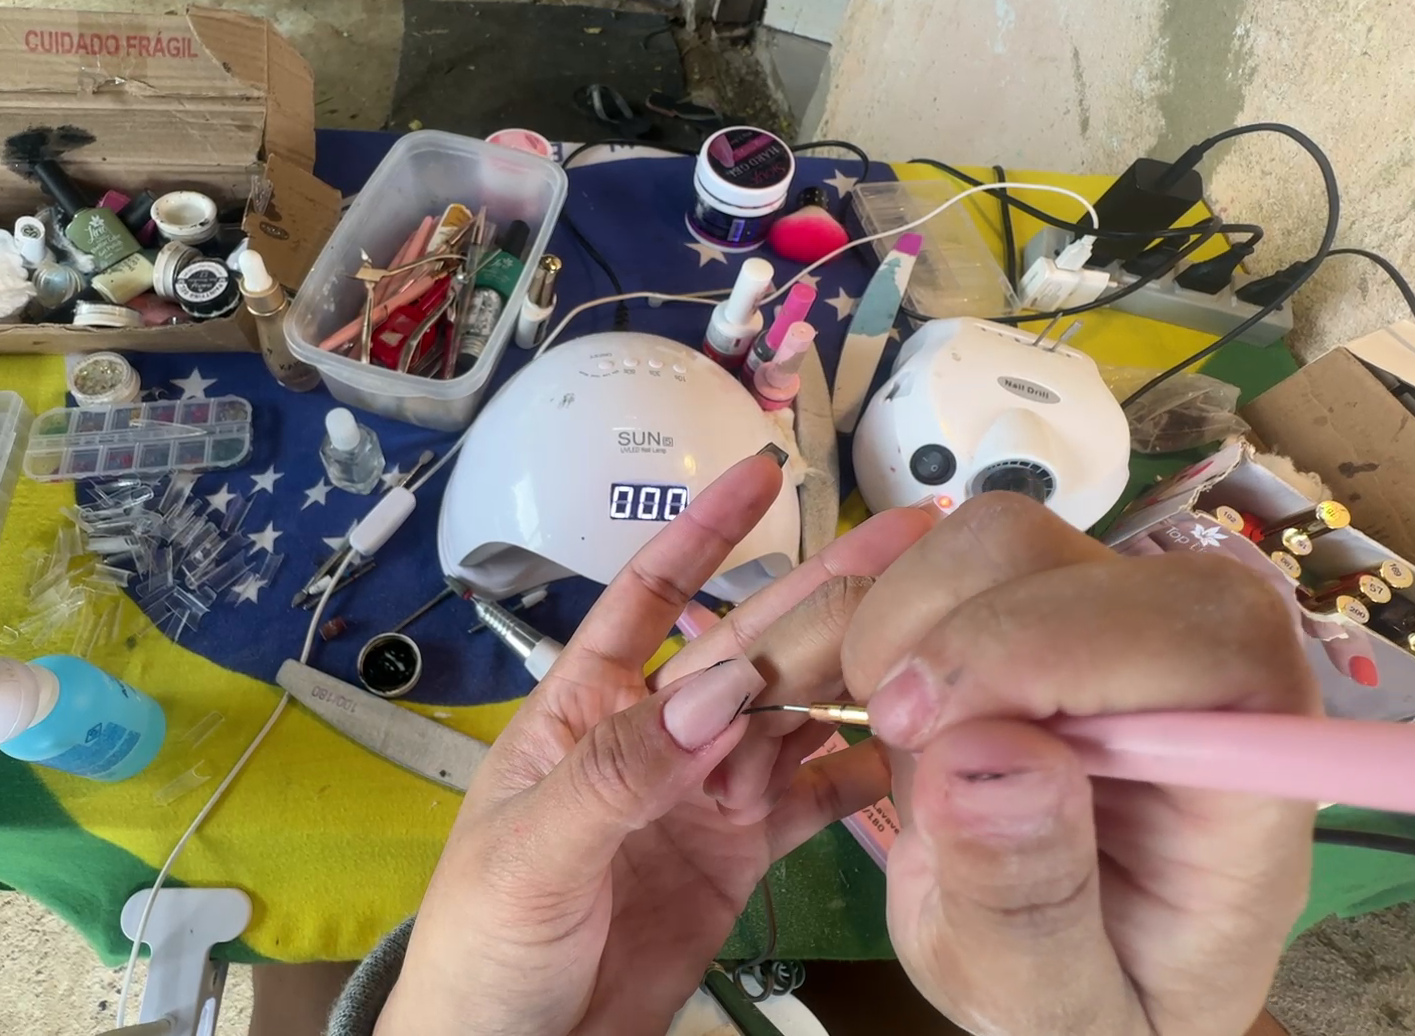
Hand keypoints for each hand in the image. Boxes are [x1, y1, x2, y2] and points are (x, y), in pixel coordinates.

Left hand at [379, 451, 932, 1035]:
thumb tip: (713, 691)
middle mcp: (655, 733)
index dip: (704, 532)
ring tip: (930, 632)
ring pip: (789, 714)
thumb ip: (619, 769)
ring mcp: (703, 791)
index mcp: (589, 705)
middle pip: (745, 647)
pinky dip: (859, 775)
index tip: (757, 474)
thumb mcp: (535, 846)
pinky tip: (912, 750)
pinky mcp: (740, 854)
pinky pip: (810, 800)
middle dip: (816, 593)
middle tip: (900, 545)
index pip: (649, 593)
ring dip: (852, 674)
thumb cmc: (485, 941)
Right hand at [843, 493, 1321, 1035]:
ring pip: (963, 537)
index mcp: (1233, 761)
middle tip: (888, 734)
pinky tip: (853, 684)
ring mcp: (1073, 611)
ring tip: (884, 725)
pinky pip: (909, 554)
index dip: (1038, 648)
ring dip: (884, 624)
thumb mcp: (1045, 1002)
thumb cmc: (1071, 987)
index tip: (919, 734)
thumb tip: (980, 756)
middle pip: (1039, 550)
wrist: (1039, 948)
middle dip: (930, 636)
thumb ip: (1028, 907)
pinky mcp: (996, 602)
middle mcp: (1162, 651)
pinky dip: (854, 609)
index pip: (1192, 629)